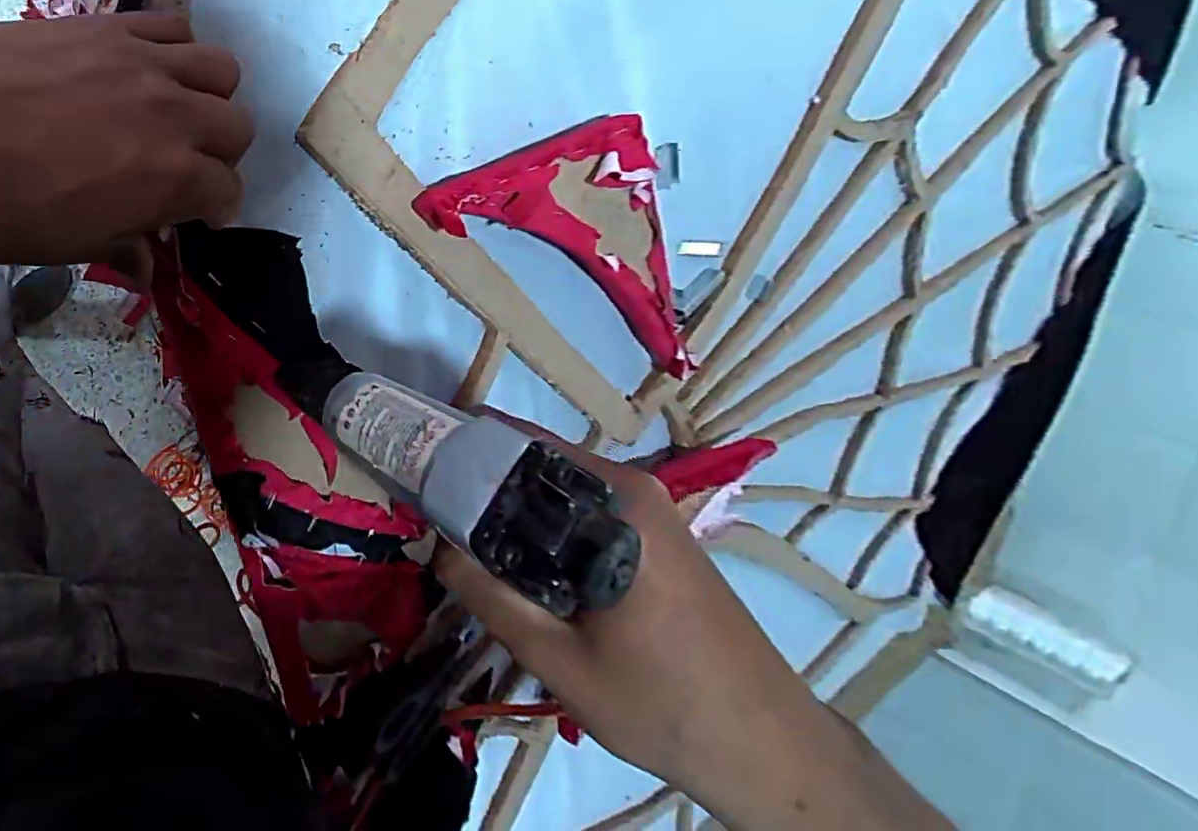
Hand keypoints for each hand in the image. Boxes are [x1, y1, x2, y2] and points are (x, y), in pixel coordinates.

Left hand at [0, 12, 250, 273]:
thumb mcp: (64, 245)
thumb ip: (123, 248)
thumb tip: (149, 264)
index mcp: (169, 177)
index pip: (227, 192)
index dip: (216, 210)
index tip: (197, 219)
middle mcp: (172, 114)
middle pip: (237, 127)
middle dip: (221, 157)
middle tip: (184, 170)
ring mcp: (139, 62)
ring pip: (220, 70)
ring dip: (210, 99)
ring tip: (175, 116)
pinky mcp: (103, 26)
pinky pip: (171, 26)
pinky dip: (175, 53)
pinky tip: (143, 74)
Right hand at [435, 413, 948, 829]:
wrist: (771, 748)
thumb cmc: (665, 704)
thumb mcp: (561, 660)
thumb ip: (492, 598)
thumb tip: (439, 545)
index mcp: (617, 503)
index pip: (526, 449)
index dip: (470, 451)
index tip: (426, 466)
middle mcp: (635, 489)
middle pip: (541, 463)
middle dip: (486, 476)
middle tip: (436, 502)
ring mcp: (651, 509)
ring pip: (562, 487)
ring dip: (515, 502)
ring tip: (466, 529)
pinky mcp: (657, 532)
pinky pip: (586, 508)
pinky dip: (546, 521)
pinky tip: (521, 554)